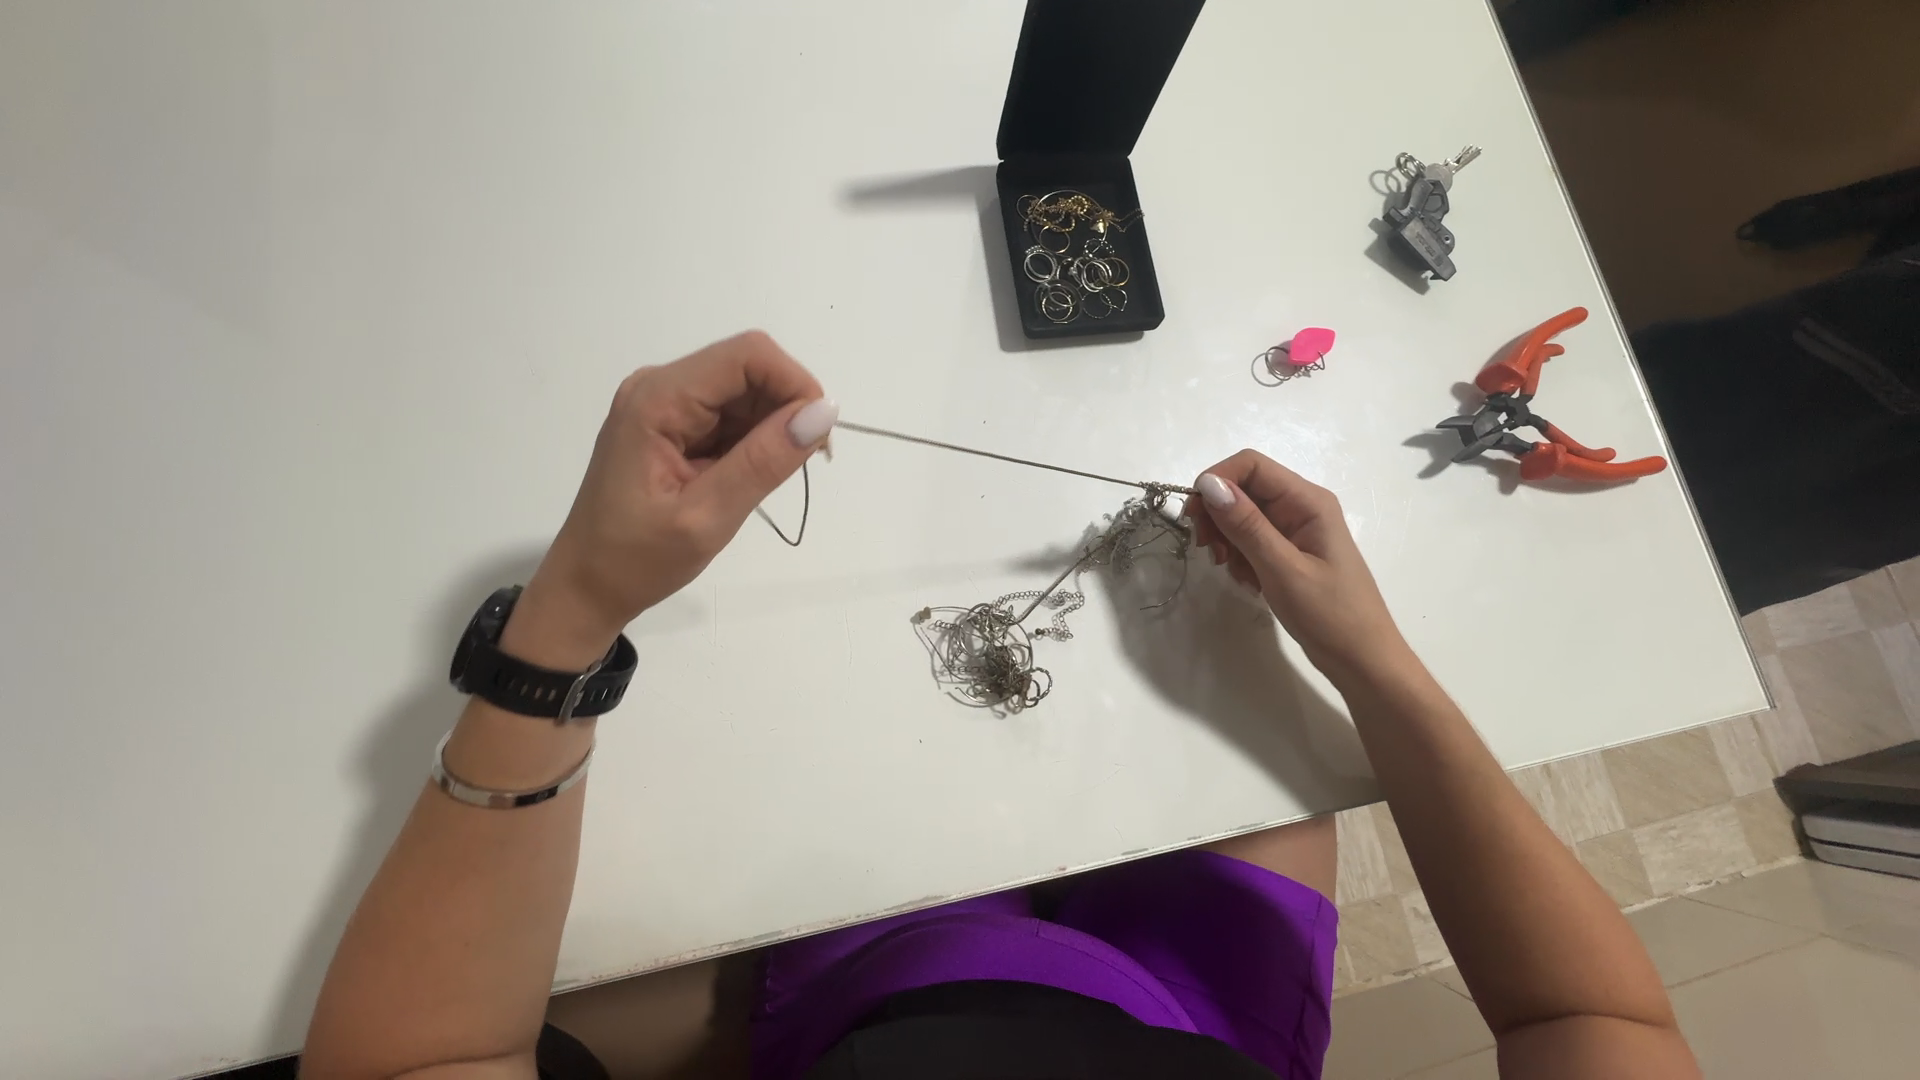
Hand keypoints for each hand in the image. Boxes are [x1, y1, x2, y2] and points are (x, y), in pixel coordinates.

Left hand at [503, 331, 835, 668]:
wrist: (588, 587)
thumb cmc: (637, 559)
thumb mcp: (707, 517)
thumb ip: (765, 461)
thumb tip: (824, 413)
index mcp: (659, 400)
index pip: (747, 356)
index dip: (795, 384)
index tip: (818, 438)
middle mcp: (661, 388)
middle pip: (749, 368)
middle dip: (789, 408)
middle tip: (804, 465)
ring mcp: (667, 406)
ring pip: (747, 391)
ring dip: (776, 426)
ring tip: (770, 479)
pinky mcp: (676, 426)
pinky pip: (733, 415)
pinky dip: (758, 440)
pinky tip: (750, 477)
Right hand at [1189, 450, 1408, 685]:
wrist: (1361, 659)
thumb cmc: (1330, 614)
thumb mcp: (1282, 569)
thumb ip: (1245, 525)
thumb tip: (1208, 484)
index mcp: (1307, 501)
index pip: (1250, 465)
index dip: (1215, 481)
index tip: (1194, 518)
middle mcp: (1300, 507)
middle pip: (1242, 489)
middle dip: (1217, 515)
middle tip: (1209, 552)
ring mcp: (1294, 530)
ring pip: (1241, 516)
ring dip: (1226, 540)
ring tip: (1233, 572)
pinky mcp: (1287, 551)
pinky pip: (1250, 540)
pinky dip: (1238, 557)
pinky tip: (1247, 581)